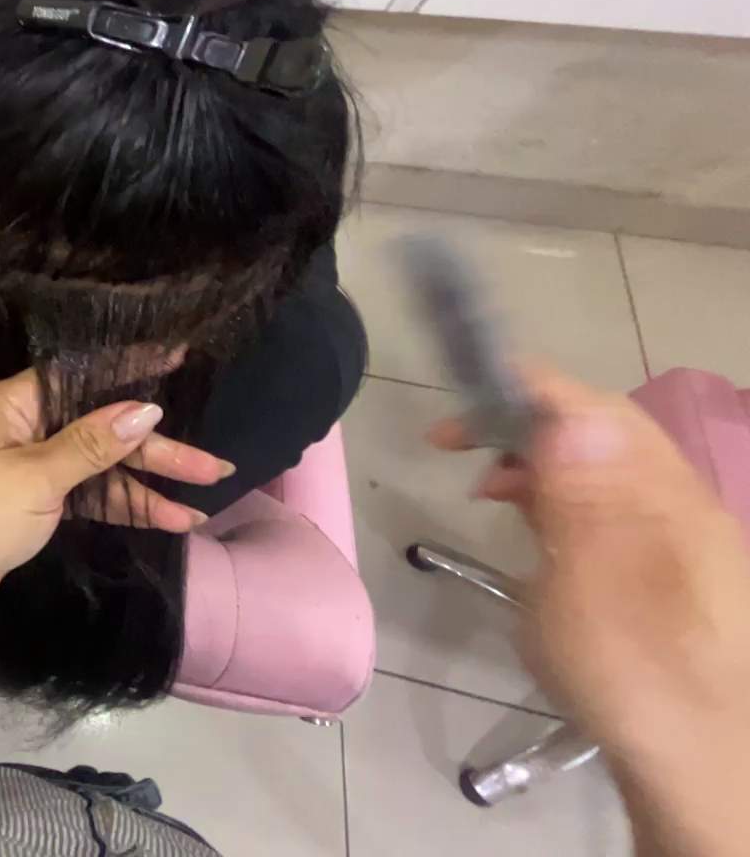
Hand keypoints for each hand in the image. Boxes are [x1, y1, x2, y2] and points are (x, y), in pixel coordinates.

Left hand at [0, 370, 228, 612]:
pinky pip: (86, 494)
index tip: (178, 356)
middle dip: (154, 448)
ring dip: (147, 483)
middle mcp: (21, 426)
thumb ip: (92, 444)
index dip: (129, 367)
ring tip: (206, 498)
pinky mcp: (35, 500)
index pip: (78, 374)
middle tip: (214, 466)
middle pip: (99, 428)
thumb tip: (144, 408)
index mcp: (12, 404)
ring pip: (98, 465)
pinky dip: (121, 505)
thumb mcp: (36, 476)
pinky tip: (169, 519)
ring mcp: (28, 465)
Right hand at [430, 363, 749, 851]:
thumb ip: (586, 503)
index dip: (530, 386)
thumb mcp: (592, 588)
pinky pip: (600, 495)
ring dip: (529, 453)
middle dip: (517, 416)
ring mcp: (673, 536)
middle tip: (445, 440)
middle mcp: (680, 509)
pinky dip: (548, 487)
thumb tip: (570, 417)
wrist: (703, 764)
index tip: (460, 383)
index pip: (600, 414)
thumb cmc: (634, 676)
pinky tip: (522, 516)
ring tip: (477, 481)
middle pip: (599, 429)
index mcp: (668, 508)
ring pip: (596, 461)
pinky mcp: (657, 561)